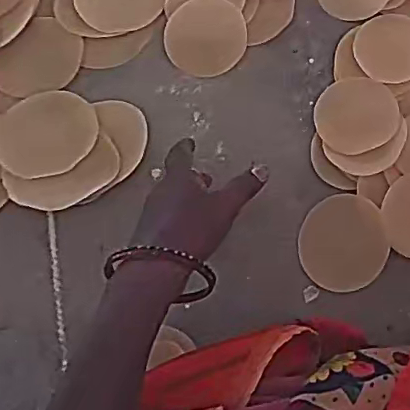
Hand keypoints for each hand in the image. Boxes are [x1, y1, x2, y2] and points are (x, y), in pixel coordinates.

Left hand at [127, 138, 266, 260]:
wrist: (157, 267)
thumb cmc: (192, 229)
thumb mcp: (226, 206)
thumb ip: (243, 186)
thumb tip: (261, 169)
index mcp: (178, 178)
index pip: (179, 156)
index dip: (185, 148)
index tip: (188, 143)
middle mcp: (160, 192)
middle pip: (174, 178)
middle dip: (189, 177)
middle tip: (202, 178)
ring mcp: (150, 213)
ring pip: (168, 197)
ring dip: (183, 197)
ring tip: (200, 203)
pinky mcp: (147, 234)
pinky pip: (164, 216)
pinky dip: (177, 215)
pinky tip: (188, 226)